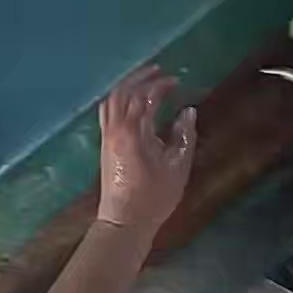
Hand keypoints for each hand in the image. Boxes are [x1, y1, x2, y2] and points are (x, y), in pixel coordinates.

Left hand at [96, 64, 197, 232]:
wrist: (124, 222)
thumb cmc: (154, 197)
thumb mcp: (178, 167)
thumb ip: (184, 136)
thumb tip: (188, 111)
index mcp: (134, 132)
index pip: (146, 97)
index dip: (161, 85)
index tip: (175, 81)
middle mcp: (116, 128)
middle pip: (124, 91)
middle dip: (142, 77)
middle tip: (158, 71)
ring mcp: (107, 134)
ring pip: (112, 98)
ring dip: (128, 85)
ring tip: (144, 79)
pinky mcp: (103, 142)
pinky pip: (107, 109)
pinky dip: (118, 97)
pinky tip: (128, 99)